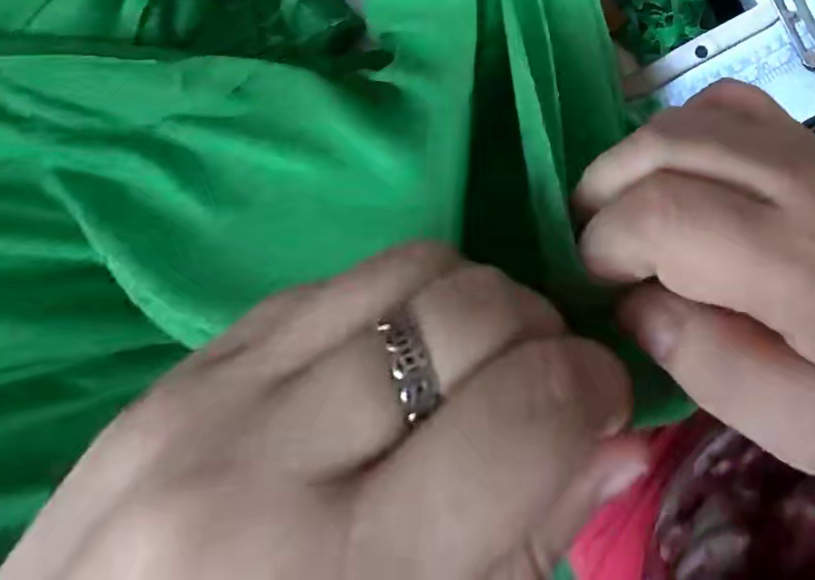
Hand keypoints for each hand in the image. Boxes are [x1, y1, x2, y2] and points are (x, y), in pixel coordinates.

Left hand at [0, 242, 647, 579]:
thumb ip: (536, 540)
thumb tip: (623, 438)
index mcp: (332, 572)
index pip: (527, 410)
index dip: (595, 389)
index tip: (603, 406)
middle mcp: (264, 465)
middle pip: (477, 312)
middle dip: (544, 336)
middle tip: (542, 386)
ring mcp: (214, 395)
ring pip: (420, 266)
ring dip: (479, 304)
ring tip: (473, 366)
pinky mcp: (190, 360)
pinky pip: (348, 278)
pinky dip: (405, 304)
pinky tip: (394, 365)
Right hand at [575, 82, 814, 476]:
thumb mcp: (809, 427)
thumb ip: (711, 371)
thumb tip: (634, 305)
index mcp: (803, 263)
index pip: (667, 217)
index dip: (607, 245)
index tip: (604, 289)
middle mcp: (796, 181)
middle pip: (659, 153)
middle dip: (603, 203)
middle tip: (601, 258)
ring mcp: (795, 142)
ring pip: (674, 122)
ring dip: (626, 168)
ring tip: (624, 222)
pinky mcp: (792, 128)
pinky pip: (708, 105)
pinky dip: (671, 136)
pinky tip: (674, 180)